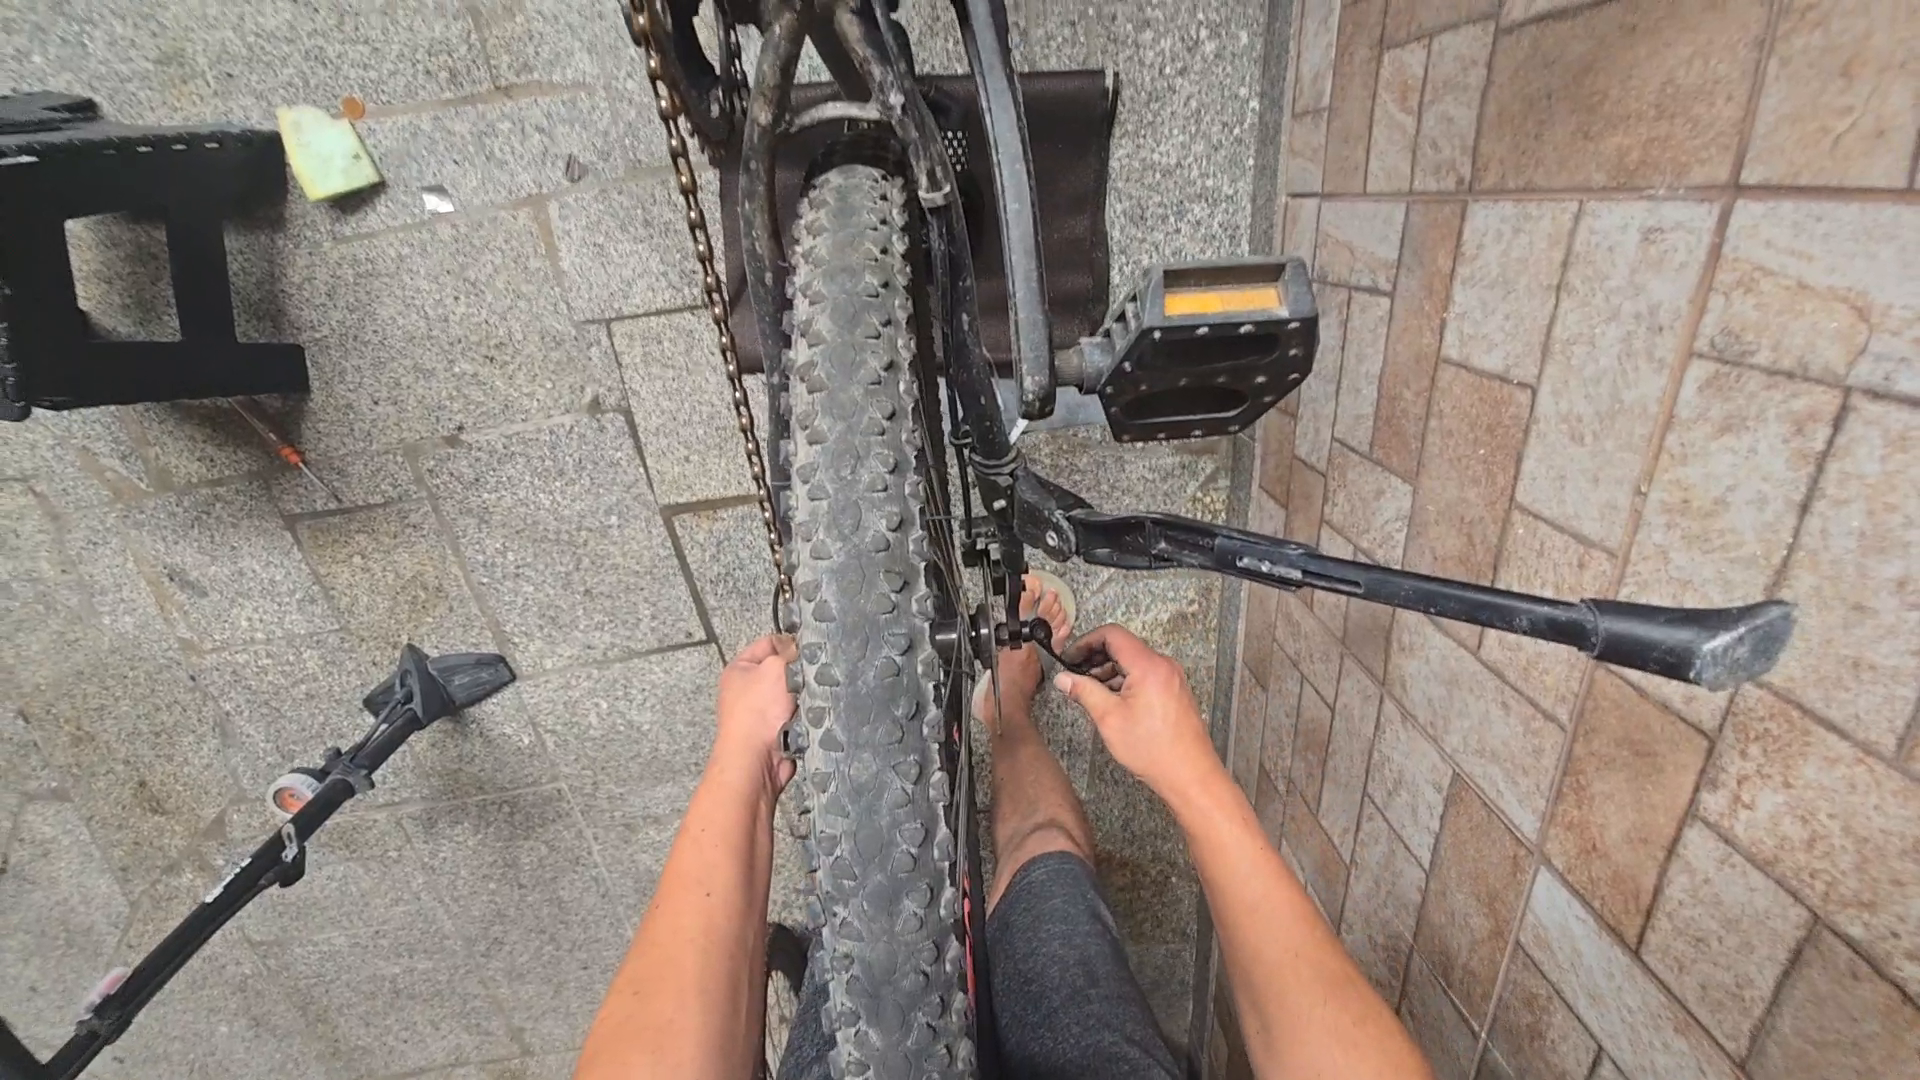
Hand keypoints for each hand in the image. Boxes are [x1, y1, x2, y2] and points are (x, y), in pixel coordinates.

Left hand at [712, 634, 798, 797]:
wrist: (756, 759)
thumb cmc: (756, 713)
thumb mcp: (775, 667)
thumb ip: (790, 652)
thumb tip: (802, 650)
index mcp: (739, 669)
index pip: (768, 643)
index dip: (789, 643)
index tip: (807, 648)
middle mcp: (747, 690)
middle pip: (782, 670)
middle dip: (798, 674)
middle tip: (806, 677)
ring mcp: (760, 712)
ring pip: (793, 694)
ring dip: (802, 697)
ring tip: (804, 700)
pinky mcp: (774, 731)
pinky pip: (798, 716)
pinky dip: (804, 717)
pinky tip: (805, 717)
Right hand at [1054, 624, 1222, 802]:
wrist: (1190, 776)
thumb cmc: (1156, 751)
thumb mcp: (1109, 718)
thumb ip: (1083, 691)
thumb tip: (1064, 678)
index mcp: (1148, 666)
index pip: (1112, 634)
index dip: (1086, 641)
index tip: (1071, 656)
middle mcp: (1163, 666)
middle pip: (1123, 646)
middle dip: (1095, 657)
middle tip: (1075, 673)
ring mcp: (1171, 678)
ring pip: (1133, 661)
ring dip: (1108, 670)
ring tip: (1090, 690)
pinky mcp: (1173, 690)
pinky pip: (1144, 674)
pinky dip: (1124, 680)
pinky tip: (1110, 699)